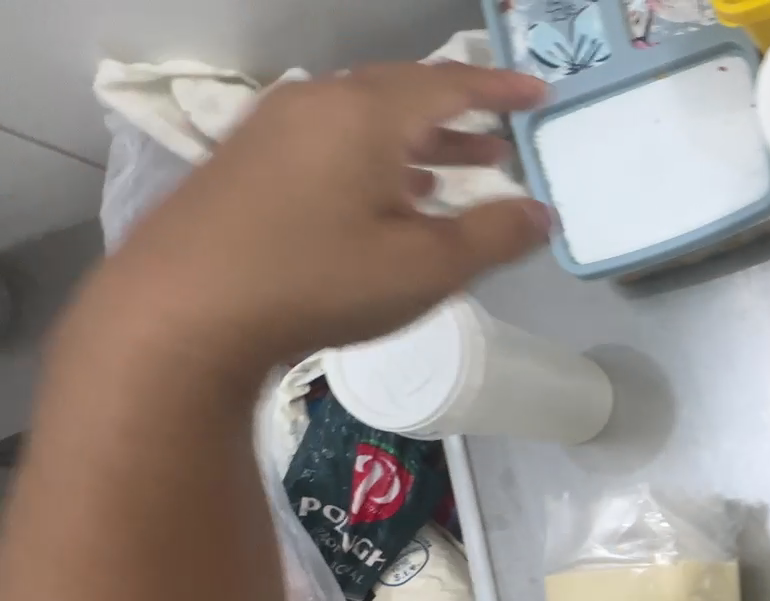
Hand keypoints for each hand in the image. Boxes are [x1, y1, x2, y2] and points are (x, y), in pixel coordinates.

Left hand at [79, 62, 551, 381]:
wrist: (189, 309)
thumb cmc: (324, 279)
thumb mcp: (432, 264)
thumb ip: (496, 234)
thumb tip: (543, 213)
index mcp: (364, 116)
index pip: (446, 84)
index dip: (499, 87)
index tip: (540, 92)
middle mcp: (319, 106)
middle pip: (404, 92)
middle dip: (464, 110)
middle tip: (510, 127)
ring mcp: (280, 131)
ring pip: (372, 118)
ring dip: (431, 137)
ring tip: (478, 161)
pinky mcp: (259, 162)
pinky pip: (342, 140)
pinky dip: (390, 155)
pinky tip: (410, 190)